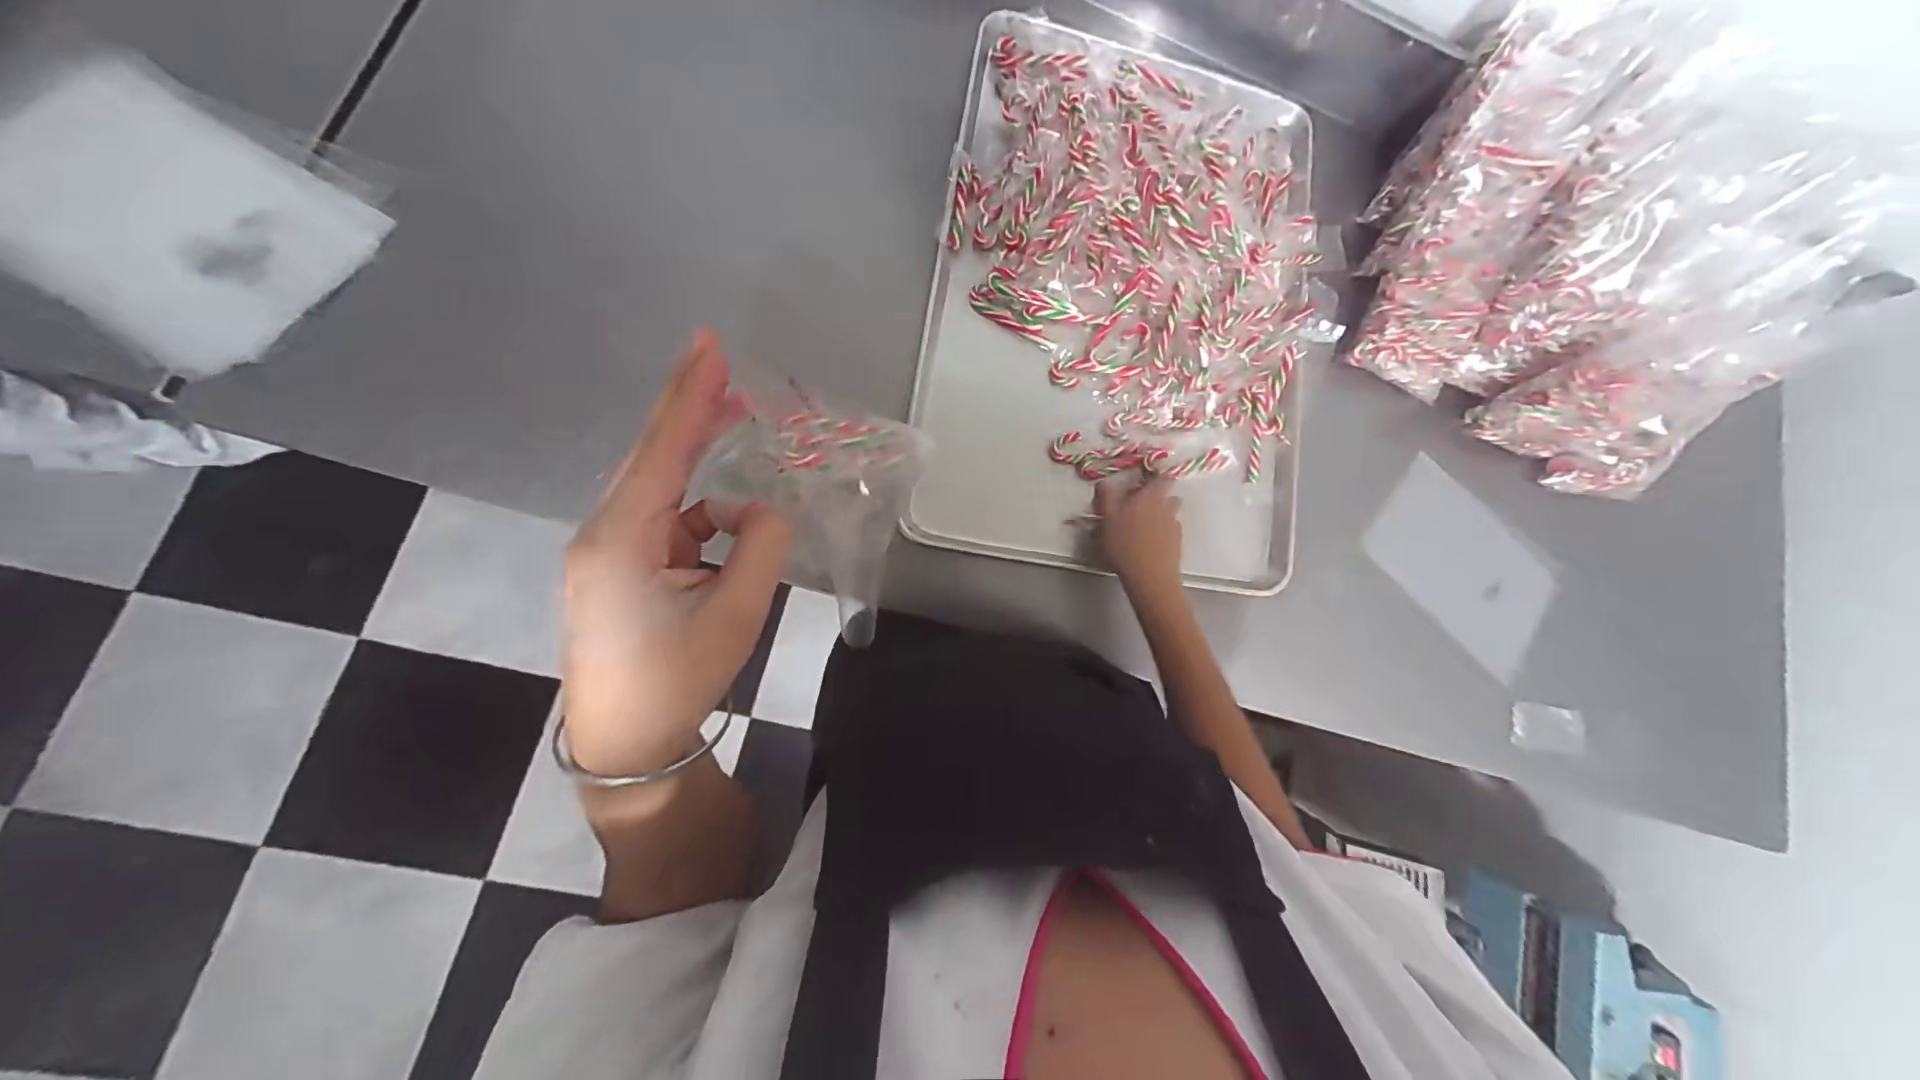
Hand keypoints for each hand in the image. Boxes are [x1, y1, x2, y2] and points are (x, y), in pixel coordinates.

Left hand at [561, 330, 792, 775]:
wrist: (627, 743)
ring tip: (740, 440)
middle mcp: (605, 534)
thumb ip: (762, 548)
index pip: (662, 451)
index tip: (708, 345)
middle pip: (652, 458)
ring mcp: (610, 552)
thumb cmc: (677, 680)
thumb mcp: (735, 614)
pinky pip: (668, 525)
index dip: (689, 396)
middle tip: (724, 368)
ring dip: (703, 470)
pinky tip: (736, 532)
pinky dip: (704, 519)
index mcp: (622, 539)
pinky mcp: (622, 569)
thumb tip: (767, 511)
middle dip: (690, 412)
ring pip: (662, 492)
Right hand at [1095, 477, 1182, 591]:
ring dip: (1161, 515)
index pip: (1163, 478)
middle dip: (1158, 498)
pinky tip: (1149, 544)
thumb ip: (1106, 498)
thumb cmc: (1125, 545)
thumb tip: (1104, 481)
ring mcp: (1175, 525)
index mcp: (1150, 496)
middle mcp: (1167, 507)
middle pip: (1169, 495)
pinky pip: (1171, 531)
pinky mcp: (1178, 543)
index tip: (1144, 483)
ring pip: (1170, 513)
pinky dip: (1162, 533)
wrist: (1150, 576)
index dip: (1156, 478)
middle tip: (1139, 507)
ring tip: (1143, 527)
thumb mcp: (1107, 519)